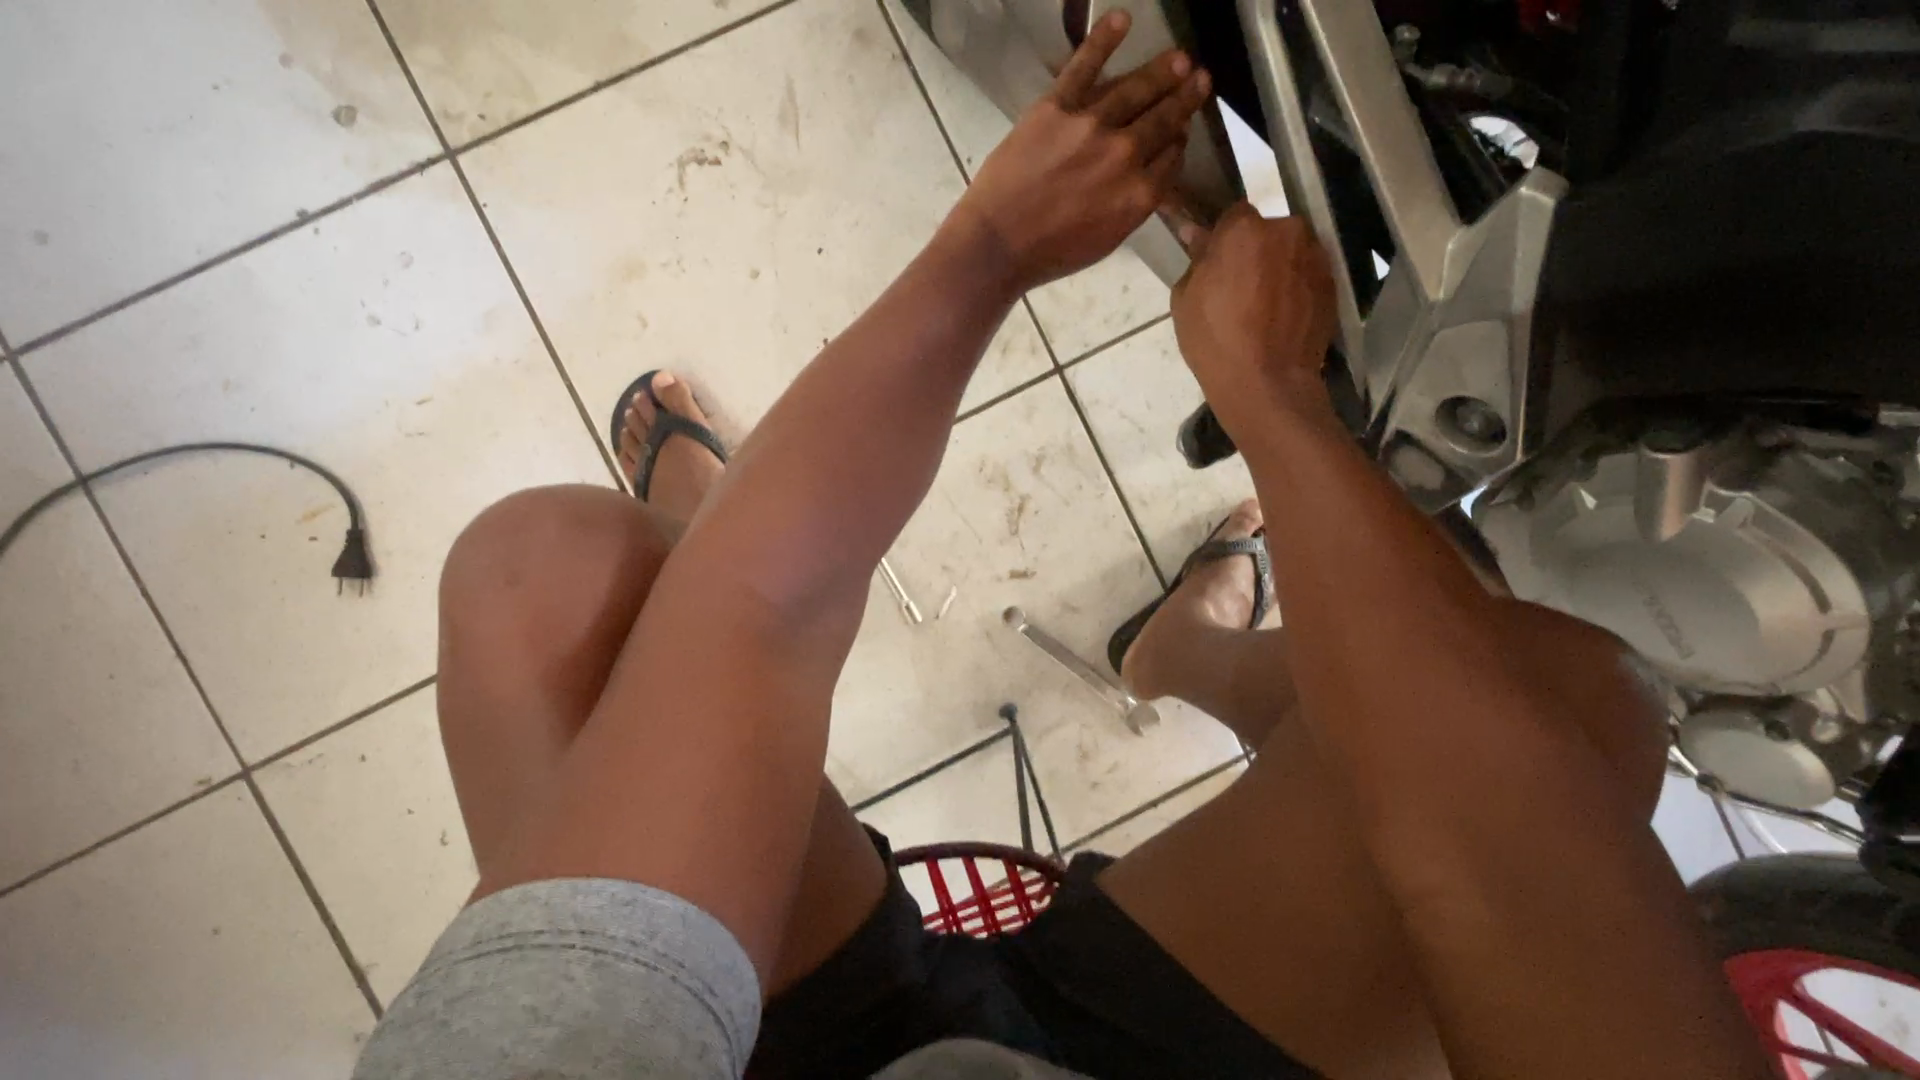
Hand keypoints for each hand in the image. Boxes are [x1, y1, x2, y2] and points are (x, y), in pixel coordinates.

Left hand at [946, 10, 1211, 294]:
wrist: (998, 243)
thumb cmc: (1050, 253)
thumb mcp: (1106, 241)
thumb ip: (1132, 206)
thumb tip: (1149, 177)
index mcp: (1139, 194)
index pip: (1172, 157)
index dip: (1179, 142)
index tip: (1183, 132)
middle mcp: (1125, 154)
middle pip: (1163, 119)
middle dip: (1185, 99)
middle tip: (1200, 80)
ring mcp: (1092, 126)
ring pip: (1136, 90)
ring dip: (1163, 71)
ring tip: (1180, 58)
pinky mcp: (1056, 106)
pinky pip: (1085, 65)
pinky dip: (1104, 38)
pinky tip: (1123, 19)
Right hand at [1168, 202, 1338, 430]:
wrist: (1267, 382)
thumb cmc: (1215, 339)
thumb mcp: (1185, 299)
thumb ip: (1196, 259)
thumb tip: (1197, 235)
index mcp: (1244, 229)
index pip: (1233, 214)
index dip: (1223, 237)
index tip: (1215, 260)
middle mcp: (1286, 231)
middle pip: (1267, 230)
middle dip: (1254, 250)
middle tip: (1239, 286)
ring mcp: (1314, 256)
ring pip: (1290, 252)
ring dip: (1277, 268)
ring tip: (1262, 306)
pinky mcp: (1332, 283)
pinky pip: (1307, 275)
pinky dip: (1295, 287)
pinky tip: (1281, 317)